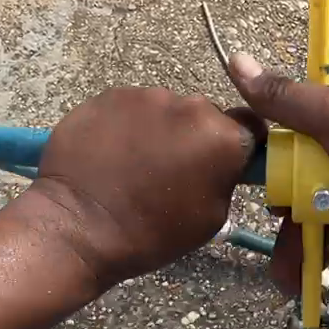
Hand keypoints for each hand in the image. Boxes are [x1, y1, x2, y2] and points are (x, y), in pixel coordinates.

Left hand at [24, 87, 260, 291]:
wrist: (79, 226)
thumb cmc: (151, 232)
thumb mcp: (212, 218)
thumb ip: (226, 178)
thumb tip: (221, 163)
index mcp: (223, 137)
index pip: (249, 125)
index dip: (238, 142)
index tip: (222, 160)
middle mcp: (189, 106)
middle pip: (203, 115)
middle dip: (194, 136)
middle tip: (172, 168)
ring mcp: (146, 96)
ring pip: (164, 109)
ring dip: (158, 129)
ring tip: (135, 162)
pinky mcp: (109, 95)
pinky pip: (129, 107)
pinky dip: (126, 125)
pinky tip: (111, 152)